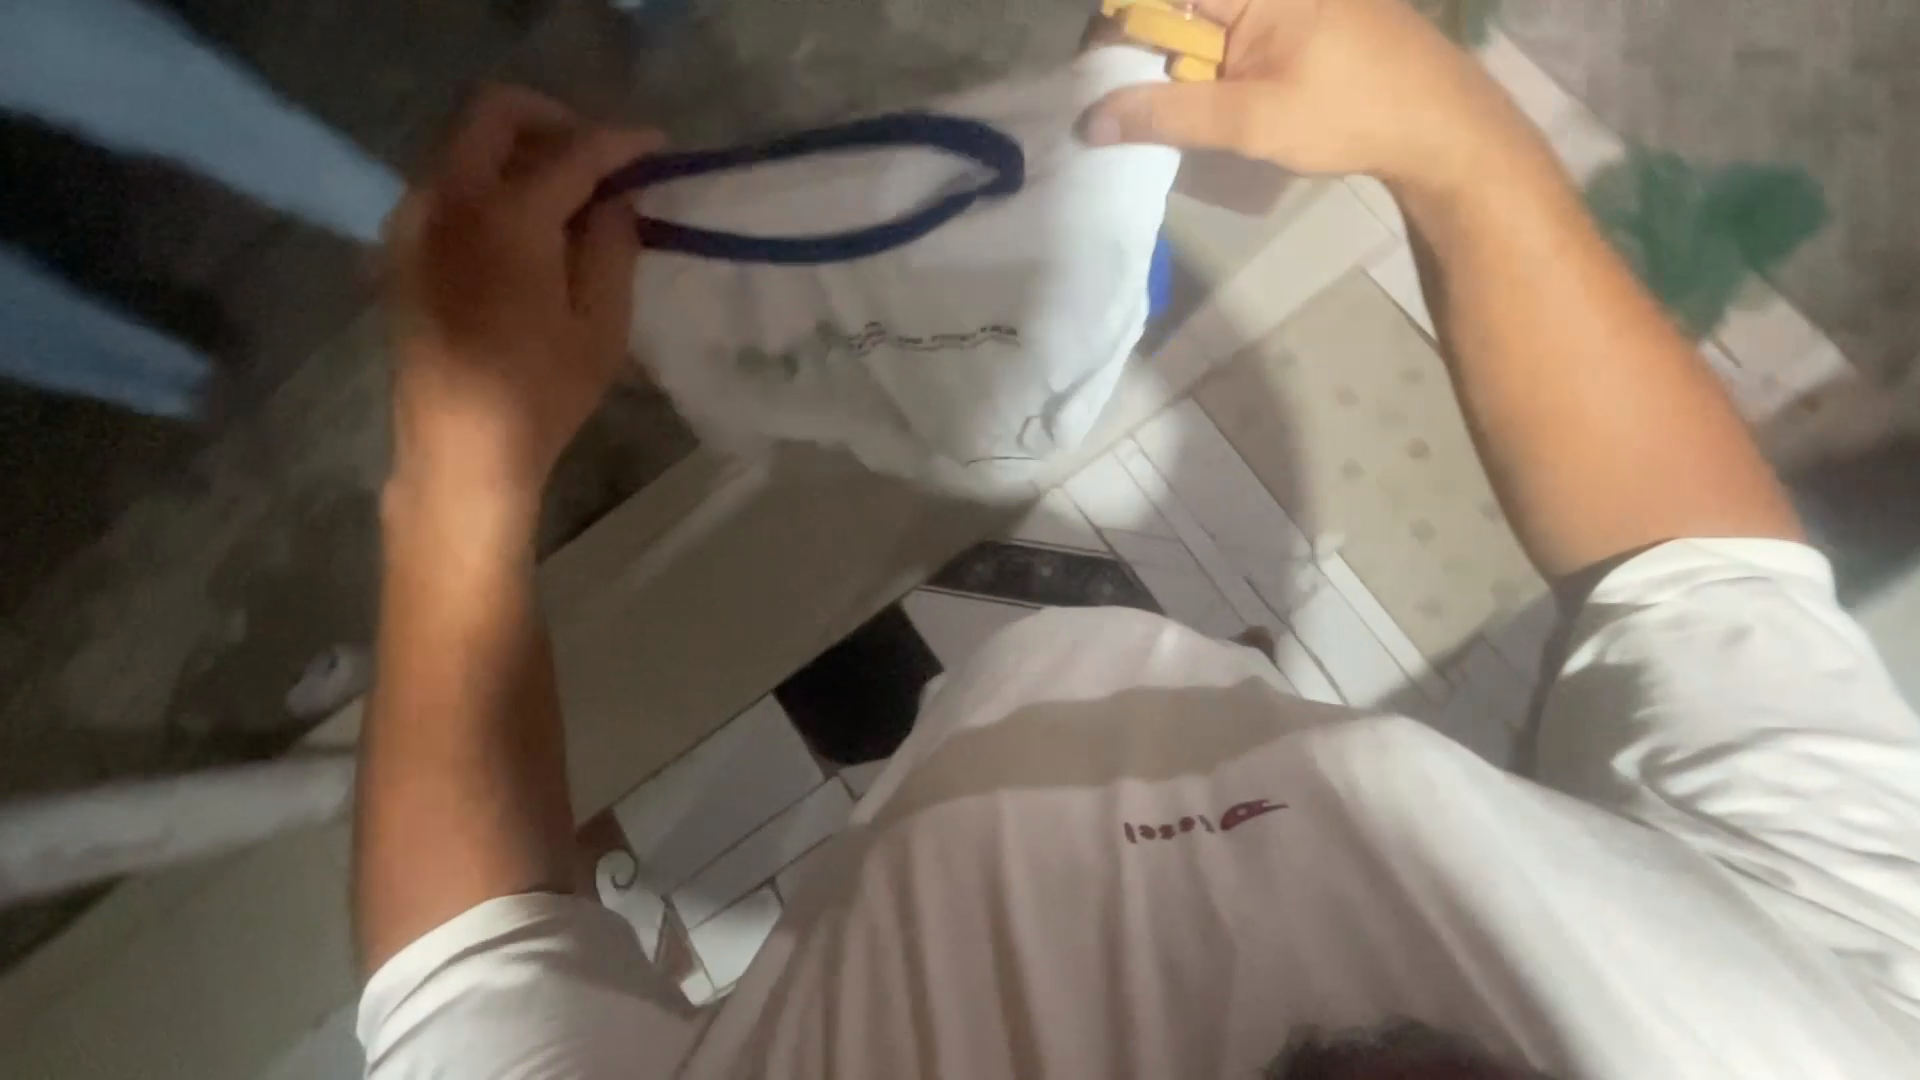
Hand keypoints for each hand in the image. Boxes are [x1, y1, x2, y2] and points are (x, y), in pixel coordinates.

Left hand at [383, 85, 660, 534]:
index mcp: (509, 217)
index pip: (573, 153)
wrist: (462, 444)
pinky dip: (491, 182)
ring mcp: (415, 218)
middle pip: (494, 113)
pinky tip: (525, 228)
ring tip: (570, 195)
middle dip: (556, 120)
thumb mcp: (602, 325)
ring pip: (464, 144)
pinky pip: (448, 183)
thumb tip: (620, 197)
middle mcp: (449, 197)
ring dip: (520, 150)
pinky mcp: (402, 246)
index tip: (658, 148)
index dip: (621, 144)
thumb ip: (613, 246)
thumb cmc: (545, 391)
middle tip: (603, 157)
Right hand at [1082, 0, 1529, 192]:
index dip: (1117, 29)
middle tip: (1107, 108)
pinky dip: (1194, 70)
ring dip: (1163, 68)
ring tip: (1134, 114)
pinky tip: (1181, 106)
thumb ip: (1167, 115)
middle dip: (1136, 52)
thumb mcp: (1249, 119)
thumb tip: (1091, 122)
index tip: (1089, 79)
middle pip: (1175, 11)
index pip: (1159, 0)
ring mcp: (1274, 5)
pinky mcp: (1284, 24)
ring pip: (1195, 27)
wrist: (1434, 122)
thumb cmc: (1346, 111)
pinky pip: (1221, 38)